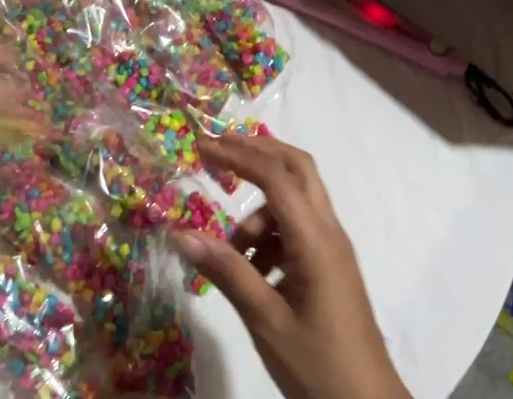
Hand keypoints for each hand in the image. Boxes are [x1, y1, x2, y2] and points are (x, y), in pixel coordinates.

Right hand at [174, 135, 410, 398]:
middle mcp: (329, 233)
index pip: (276, 177)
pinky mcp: (330, 268)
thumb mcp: (266, 320)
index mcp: (316, 241)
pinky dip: (269, 237)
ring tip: (230, 253)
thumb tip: (180, 233)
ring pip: (293, 203)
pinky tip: (252, 273)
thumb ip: (226, 272)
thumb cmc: (318, 366)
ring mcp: (333, 250)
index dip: (237, 155)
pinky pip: (296, 231)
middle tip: (216, 151)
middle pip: (296, 169)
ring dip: (257, 213)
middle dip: (256, 152)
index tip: (201, 146)